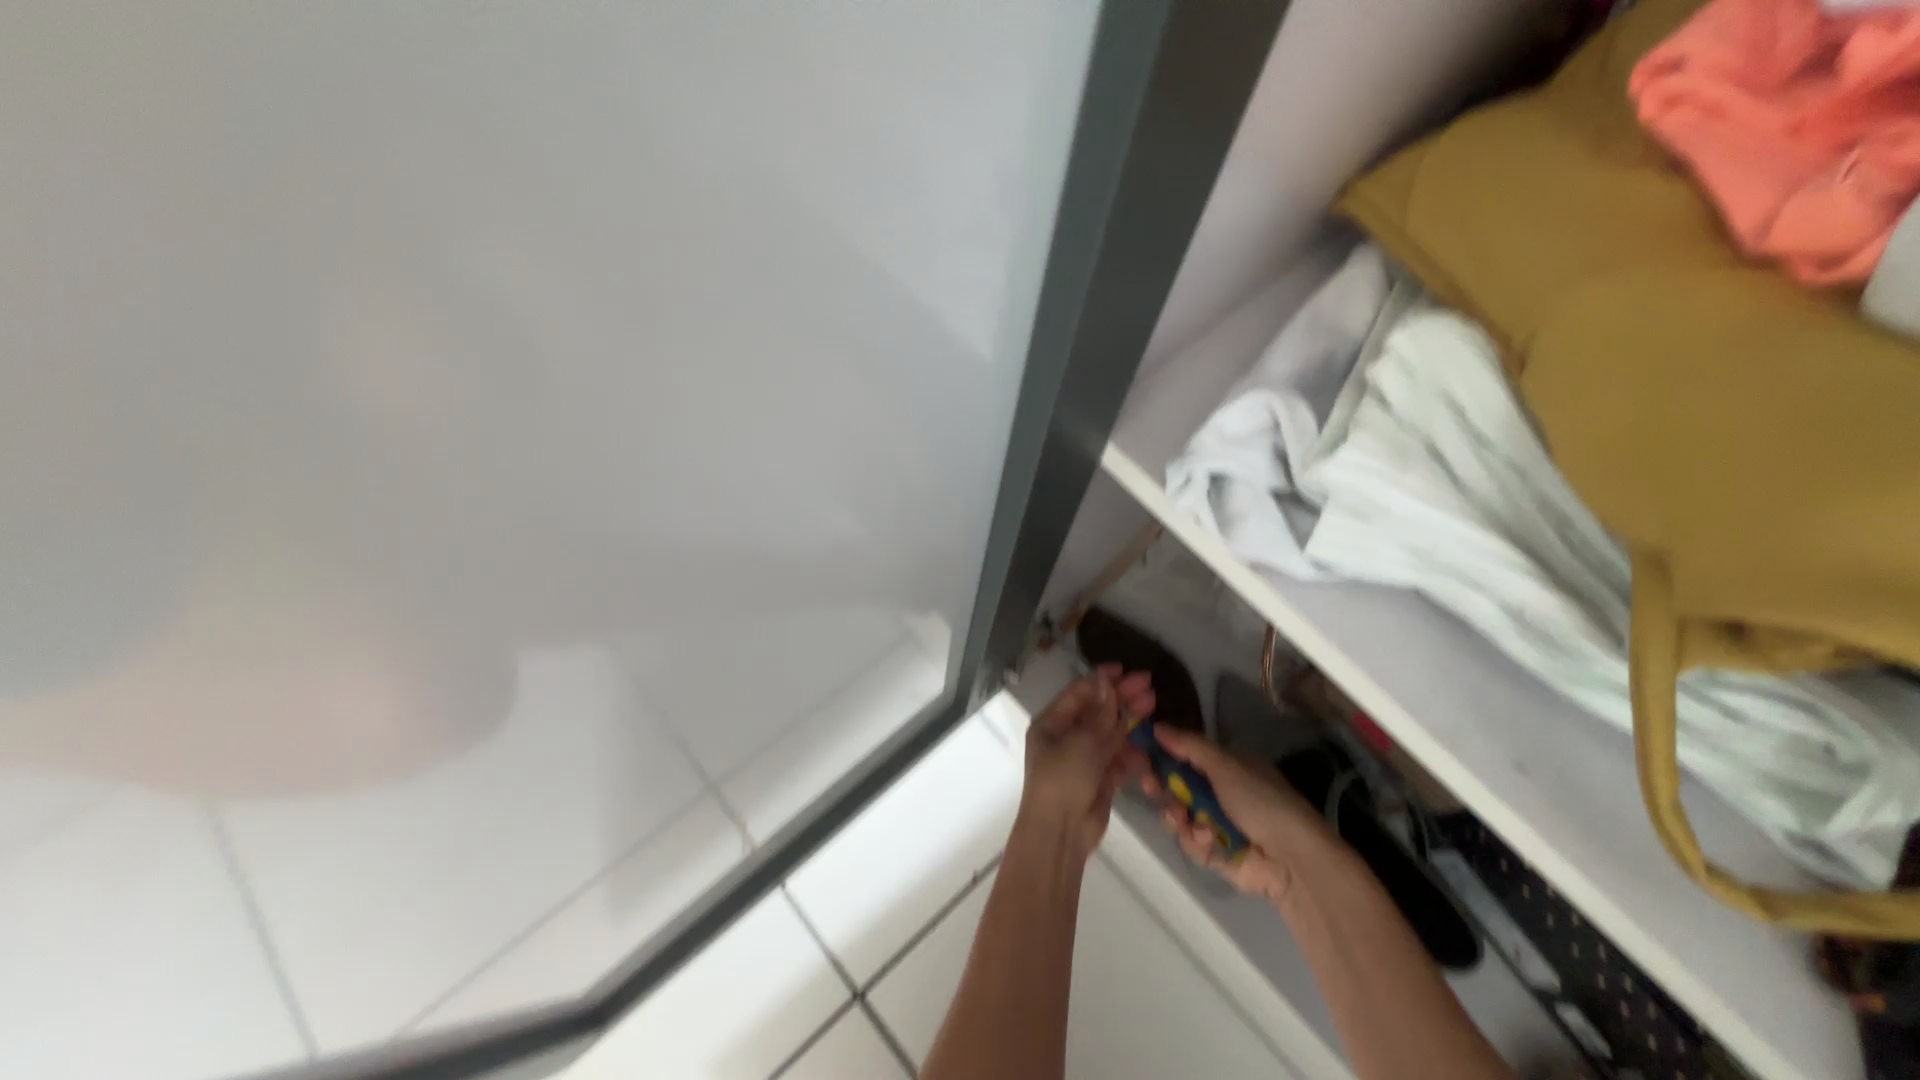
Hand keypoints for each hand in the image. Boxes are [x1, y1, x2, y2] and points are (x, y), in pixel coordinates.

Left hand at [1017, 665, 1154, 859]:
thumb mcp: (1082, 741)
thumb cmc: (1064, 779)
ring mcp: (1083, 759)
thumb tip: (1105, 680)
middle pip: (1097, 711)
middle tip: (1149, 686)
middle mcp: (1066, 738)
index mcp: (1052, 724)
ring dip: (1130, 721)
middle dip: (1121, 698)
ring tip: (1153, 706)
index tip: (1126, 670)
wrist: (1061, 832)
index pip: (1079, 693)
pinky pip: (1118, 759)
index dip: (1102, 680)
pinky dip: (1131, 753)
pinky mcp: (1100, 779)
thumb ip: (1099, 713)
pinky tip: (1148, 747)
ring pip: (1110, 734)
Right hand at [1143, 726, 1333, 904]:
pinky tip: (1208, 841)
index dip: (1163, 757)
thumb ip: (1189, 746)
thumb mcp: (1226, 766)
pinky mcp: (1216, 854)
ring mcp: (1218, 826)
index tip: (1142, 757)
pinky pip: (1191, 844)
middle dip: (1163, 789)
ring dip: (1178, 817)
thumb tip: (1156, 725)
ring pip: (1180, 817)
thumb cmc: (1261, 802)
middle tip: (1151, 786)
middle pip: (1178, 789)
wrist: (1292, 859)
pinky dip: (1196, 842)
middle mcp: (1222, 795)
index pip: (1187, 758)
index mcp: (1228, 769)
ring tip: (1185, 820)